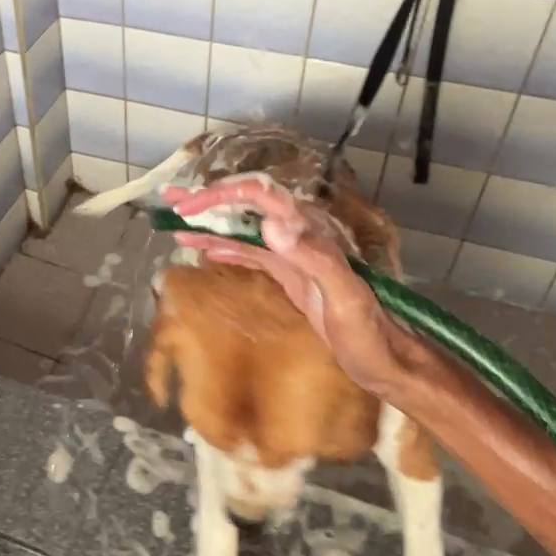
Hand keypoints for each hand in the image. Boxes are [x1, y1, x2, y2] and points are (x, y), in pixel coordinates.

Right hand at [162, 177, 408, 394]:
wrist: (386, 360)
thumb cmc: (368, 333)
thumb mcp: (343, 297)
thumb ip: (313, 257)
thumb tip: (271, 223)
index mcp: (311, 231)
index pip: (261, 196)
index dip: (223, 195)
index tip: (190, 204)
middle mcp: (299, 233)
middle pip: (248, 205)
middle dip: (208, 199)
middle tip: (170, 200)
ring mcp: (292, 253)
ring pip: (244, 228)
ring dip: (209, 221)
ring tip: (173, 220)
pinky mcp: (288, 273)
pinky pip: (250, 252)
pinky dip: (223, 246)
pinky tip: (202, 246)